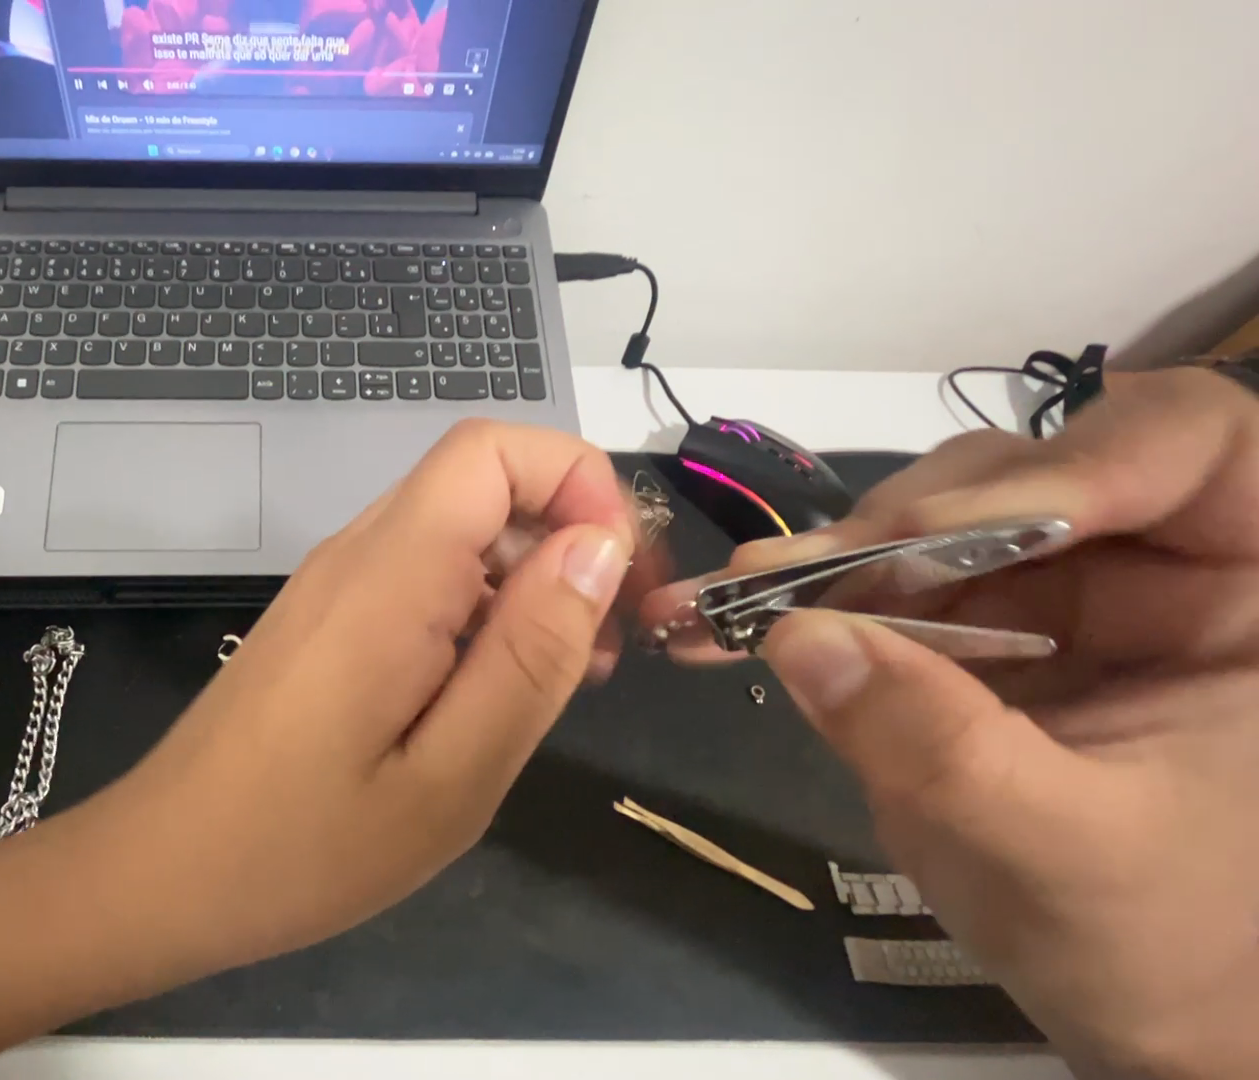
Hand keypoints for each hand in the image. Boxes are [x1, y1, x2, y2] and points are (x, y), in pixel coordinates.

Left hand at [93, 418, 638, 970]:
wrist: (167, 867)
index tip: (623, 579)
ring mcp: (333, 583)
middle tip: (605, 647)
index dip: (577, 482)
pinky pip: (418, 577)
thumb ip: (531, 650)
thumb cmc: (306, 844)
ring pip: (455, 533)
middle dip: (567, 537)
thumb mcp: (452, 772)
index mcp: (391, 572)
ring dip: (527, 581)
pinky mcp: (324, 618)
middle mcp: (357, 552)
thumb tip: (599, 545)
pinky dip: (478, 609)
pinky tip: (488, 690)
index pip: (492, 450)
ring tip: (560, 680)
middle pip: (480, 485)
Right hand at [642, 370, 1258, 1077]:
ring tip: (734, 602)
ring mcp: (1050, 596)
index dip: (1068, 466)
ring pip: (923, 524)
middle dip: (890, 530)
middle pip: (1011, 477)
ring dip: (822, 563)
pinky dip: (797, 599)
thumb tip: (798, 636)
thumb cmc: (1164, 953)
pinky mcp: (970, 630)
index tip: (937, 534)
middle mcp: (1151, 571)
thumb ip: (933, 743)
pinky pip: (875, 585)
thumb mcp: (1048, 854)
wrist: (1151, 1019)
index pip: (1190, 450)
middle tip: (782, 579)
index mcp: (1251, 604)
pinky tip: (722, 623)